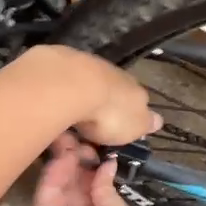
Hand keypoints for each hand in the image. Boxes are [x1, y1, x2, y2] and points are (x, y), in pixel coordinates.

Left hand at [20, 46, 162, 144]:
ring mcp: (79, 66)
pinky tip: (48, 118)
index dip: (124, 118)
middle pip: (104, 95)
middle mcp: (108, 72)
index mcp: (131, 87)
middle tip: (83, 140)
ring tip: (62, 137)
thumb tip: (158, 120)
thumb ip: (145, 123)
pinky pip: (55, 91)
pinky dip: (53, 106)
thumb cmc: (109, 112)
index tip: (114, 135)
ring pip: (77, 94)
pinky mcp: (52, 65)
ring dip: (72, 114)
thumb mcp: (135, 125)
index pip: (133, 101)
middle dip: (95, 117)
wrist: (70, 84)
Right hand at [33, 134, 144, 205]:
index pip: (96, 179)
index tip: (96, 139)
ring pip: (59, 182)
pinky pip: (45, 196)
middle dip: (76, 155)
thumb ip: (108, 191)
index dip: (95, 159)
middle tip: (76, 132)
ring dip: (63, 160)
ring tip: (66, 139)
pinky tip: (60, 159)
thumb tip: (106, 164)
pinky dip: (51, 176)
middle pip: (75, 177)